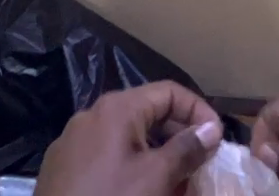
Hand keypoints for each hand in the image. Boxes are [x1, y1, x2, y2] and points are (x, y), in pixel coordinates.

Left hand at [35, 81, 222, 195]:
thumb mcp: (155, 180)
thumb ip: (187, 149)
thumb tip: (212, 129)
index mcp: (116, 108)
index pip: (169, 93)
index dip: (199, 111)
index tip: (217, 141)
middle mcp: (92, 116)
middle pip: (148, 115)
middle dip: (179, 138)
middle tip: (201, 167)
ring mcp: (73, 144)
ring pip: (128, 140)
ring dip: (157, 157)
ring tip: (176, 186)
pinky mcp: (61, 172)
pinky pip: (106, 159)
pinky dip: (130, 170)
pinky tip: (142, 194)